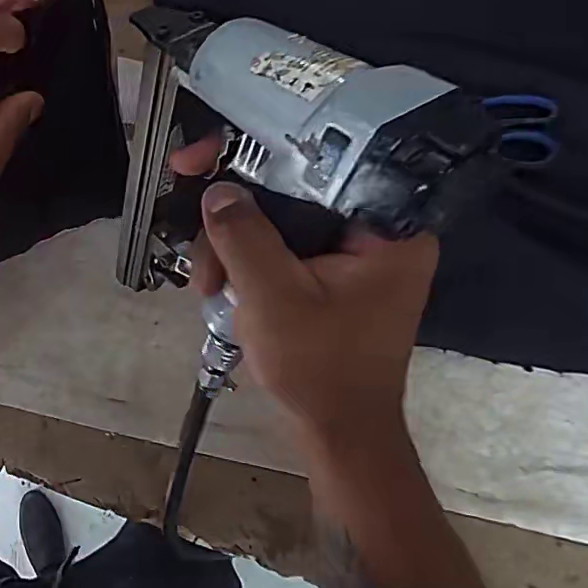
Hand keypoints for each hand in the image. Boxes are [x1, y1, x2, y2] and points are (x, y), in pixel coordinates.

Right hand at [188, 172, 439, 435]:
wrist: (337, 433)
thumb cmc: (319, 369)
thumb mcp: (273, 297)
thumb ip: (243, 236)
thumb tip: (218, 190)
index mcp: (385, 225)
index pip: (315, 161)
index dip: (253, 154)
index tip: (202, 159)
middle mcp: (374, 230)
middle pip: (289, 192)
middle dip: (234, 223)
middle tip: (201, 254)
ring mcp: (352, 254)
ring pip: (278, 222)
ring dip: (233, 250)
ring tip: (209, 288)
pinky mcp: (332, 274)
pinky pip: (282, 248)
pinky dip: (248, 265)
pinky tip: (225, 290)